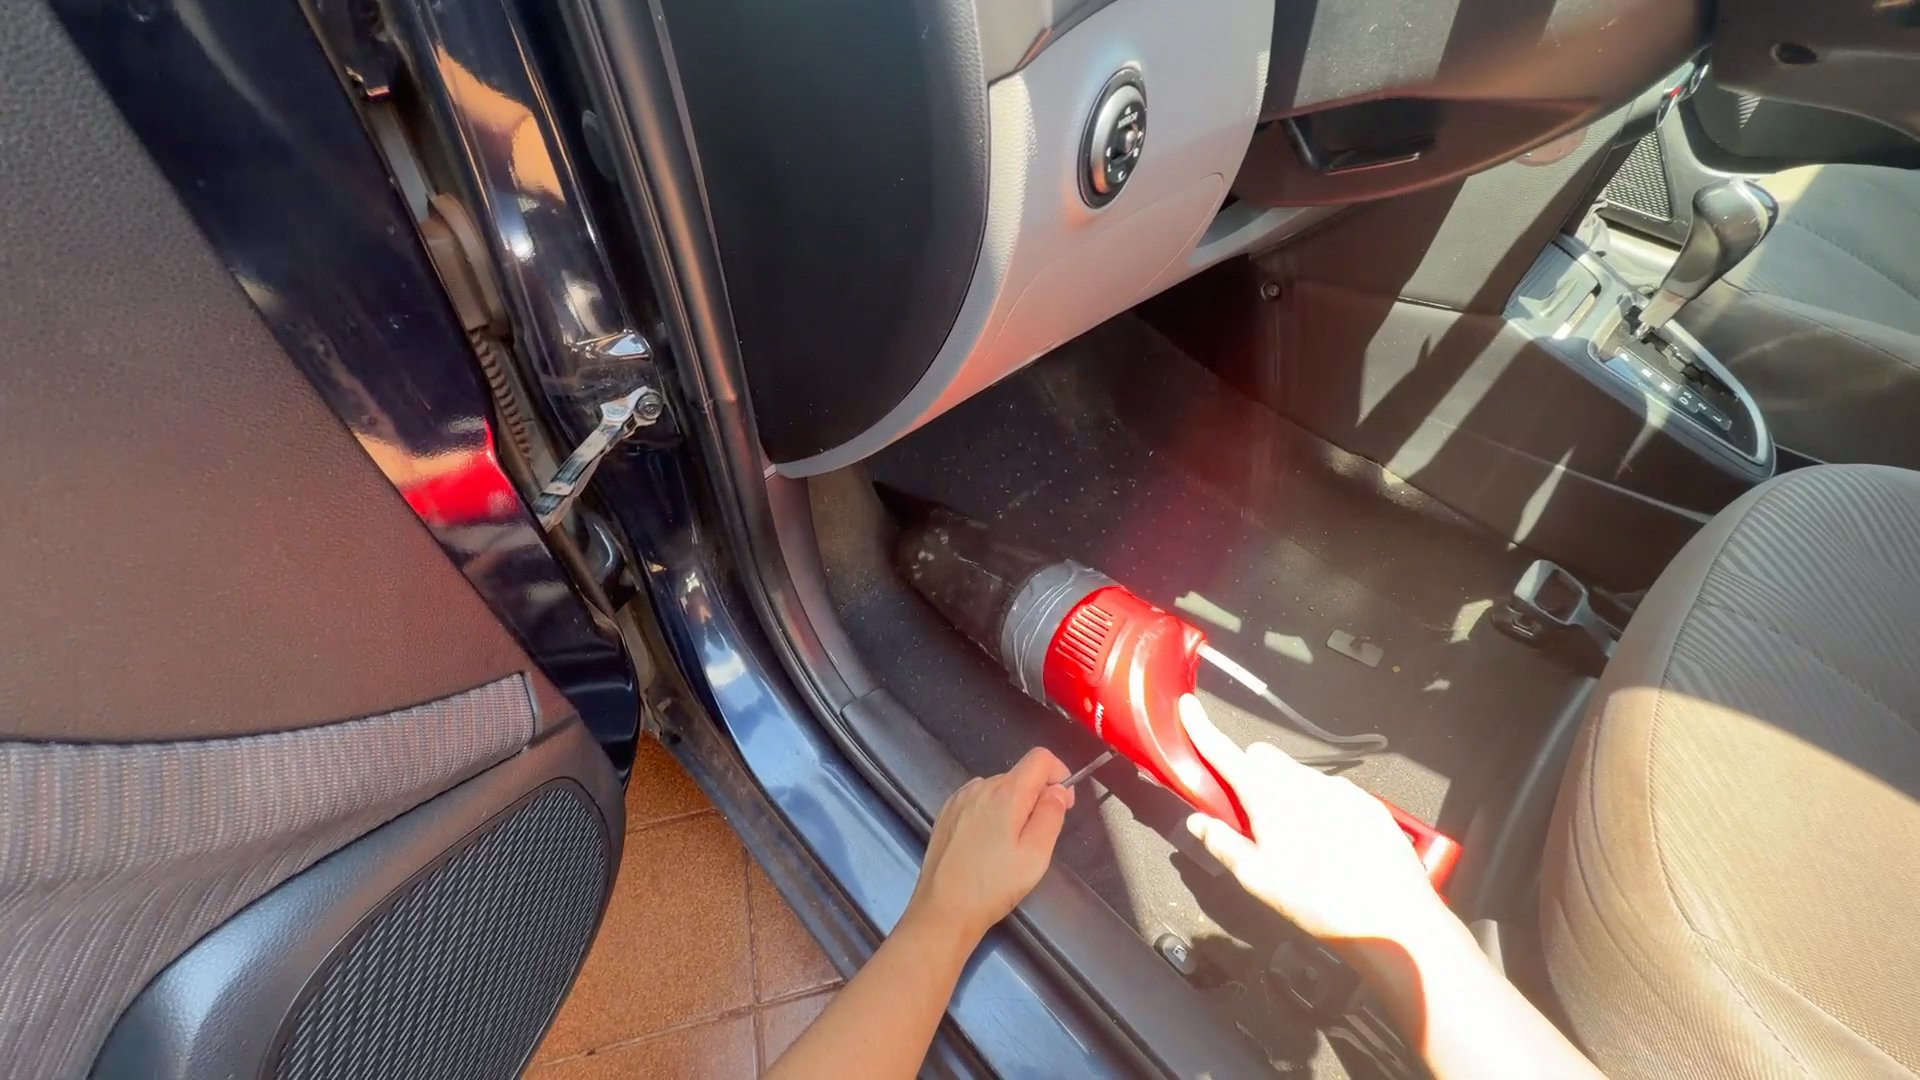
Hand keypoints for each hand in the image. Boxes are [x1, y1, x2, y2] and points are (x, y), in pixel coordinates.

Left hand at [903, 747, 1074, 946]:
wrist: (943, 909)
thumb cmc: (993, 885)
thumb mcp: (1036, 855)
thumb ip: (1051, 815)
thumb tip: (1058, 789)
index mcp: (1006, 793)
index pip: (1040, 757)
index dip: (1058, 774)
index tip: (1062, 803)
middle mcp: (980, 786)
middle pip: (1019, 775)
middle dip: (1035, 797)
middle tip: (1036, 837)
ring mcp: (960, 798)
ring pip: (998, 788)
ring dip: (1012, 806)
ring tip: (1008, 846)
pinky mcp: (947, 811)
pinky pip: (978, 800)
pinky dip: (990, 812)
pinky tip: (986, 844)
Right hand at [1179, 696, 1456, 949]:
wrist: (1395, 923)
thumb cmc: (1316, 901)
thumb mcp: (1257, 880)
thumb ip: (1222, 844)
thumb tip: (1198, 822)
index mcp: (1266, 794)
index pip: (1223, 750)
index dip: (1201, 727)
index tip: (1187, 706)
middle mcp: (1301, 780)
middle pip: (1262, 756)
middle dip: (1250, 773)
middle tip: (1251, 813)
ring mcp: (1338, 788)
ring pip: (1297, 774)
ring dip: (1286, 791)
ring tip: (1298, 837)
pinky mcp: (1368, 802)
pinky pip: (1331, 791)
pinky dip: (1320, 805)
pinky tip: (1332, 843)